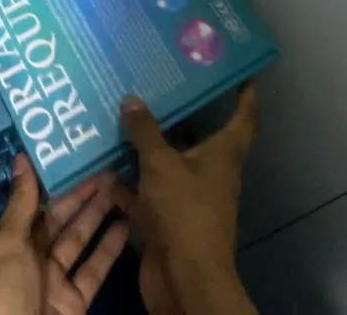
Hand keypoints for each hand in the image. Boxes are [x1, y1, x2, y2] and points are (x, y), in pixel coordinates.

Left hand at [0, 155, 129, 314]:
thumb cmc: (5, 294)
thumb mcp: (6, 244)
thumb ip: (20, 203)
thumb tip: (21, 157)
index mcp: (7, 243)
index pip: (33, 204)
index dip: (54, 181)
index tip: (76, 154)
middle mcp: (29, 258)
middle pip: (58, 219)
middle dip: (81, 194)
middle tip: (108, 166)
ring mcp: (53, 282)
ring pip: (79, 240)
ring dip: (98, 214)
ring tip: (121, 186)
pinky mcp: (74, 303)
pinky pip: (93, 270)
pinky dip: (109, 248)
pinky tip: (126, 225)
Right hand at [121, 82, 260, 314]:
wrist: (184, 280)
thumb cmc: (184, 213)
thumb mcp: (162, 164)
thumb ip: (146, 131)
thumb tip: (132, 99)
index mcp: (223, 154)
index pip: (243, 115)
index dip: (245, 91)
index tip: (239, 66)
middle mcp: (210, 171)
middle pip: (196, 133)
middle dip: (177, 110)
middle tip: (154, 79)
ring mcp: (188, 195)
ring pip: (165, 160)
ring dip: (144, 143)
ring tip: (119, 111)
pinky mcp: (166, 217)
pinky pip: (145, 187)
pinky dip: (126, 177)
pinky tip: (101, 160)